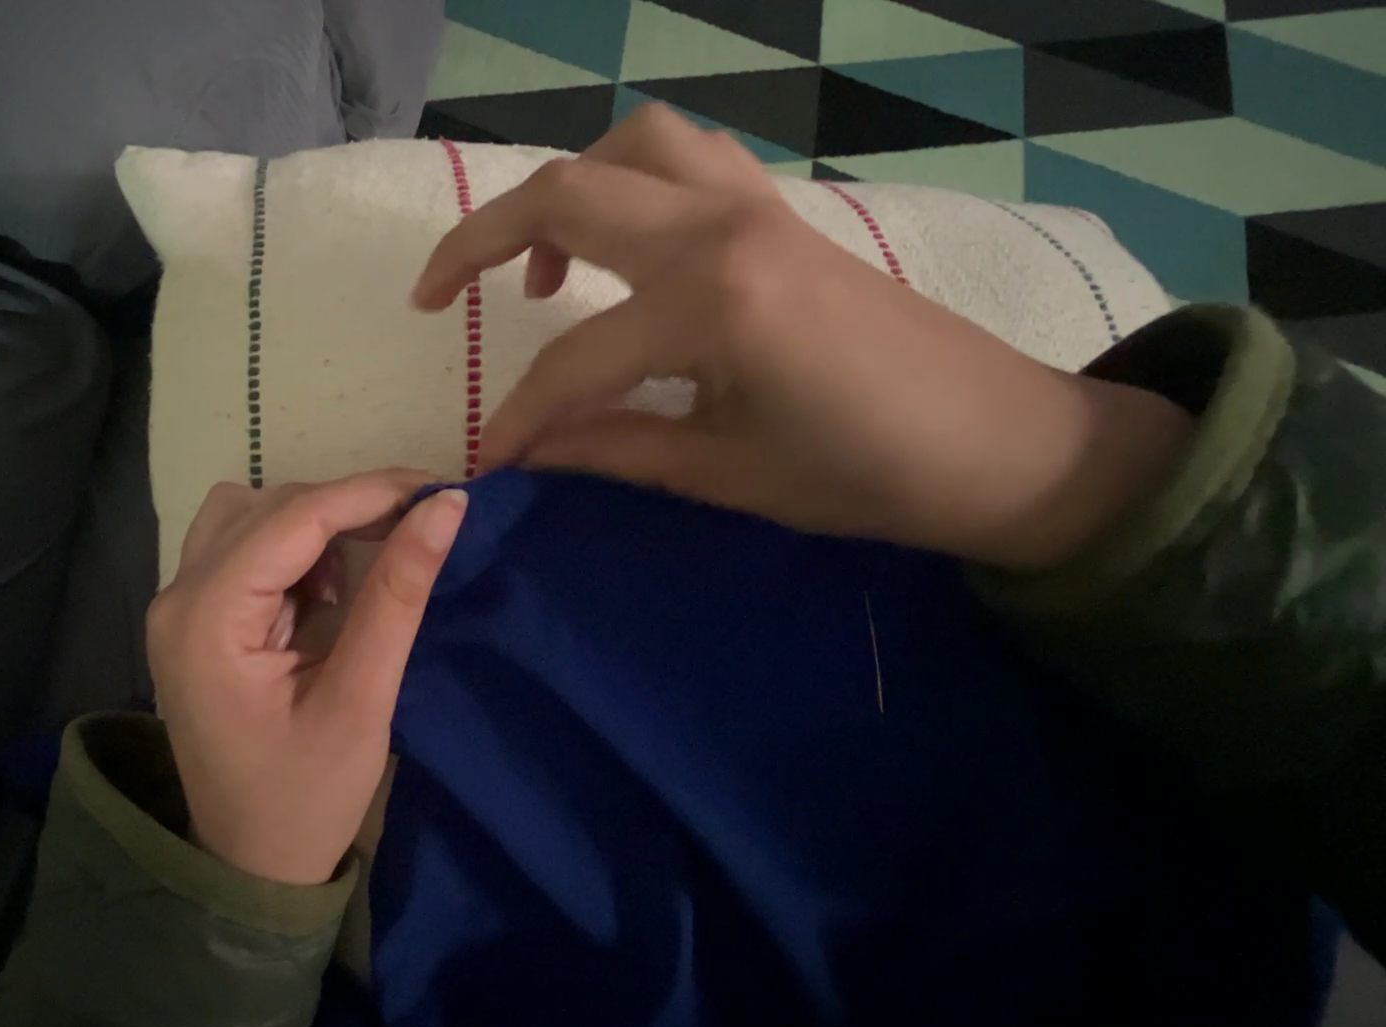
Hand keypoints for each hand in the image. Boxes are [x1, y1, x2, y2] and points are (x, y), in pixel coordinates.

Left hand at [147, 470, 467, 885]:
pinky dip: (294, 550)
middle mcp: (178, 598)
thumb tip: (446, 509)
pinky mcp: (197, 619)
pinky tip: (326, 594)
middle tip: (415, 527)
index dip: (371, 492)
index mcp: (207, 620)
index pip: (293, 517)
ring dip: (313, 525)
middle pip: (266, 507)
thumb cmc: (307, 799)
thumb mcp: (362, 698)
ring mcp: (180, 607)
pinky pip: (244, 549)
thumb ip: (398, 595)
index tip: (439, 489)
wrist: (250, 867)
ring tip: (362, 569)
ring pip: (248, 516)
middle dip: (346, 506)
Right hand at [413, 104, 1190, 570]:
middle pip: (564, 194)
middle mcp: (720, 229)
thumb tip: (527, 449)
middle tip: (432, 297)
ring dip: (559, 192)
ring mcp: (752, 204)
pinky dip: (626, 182)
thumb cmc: (865, 476)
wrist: (998, 443)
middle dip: (476, 241)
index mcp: (710, 305)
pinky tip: (620, 245)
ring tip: (535, 269)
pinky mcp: (775, 209)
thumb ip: (612, 447)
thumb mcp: (724, 475)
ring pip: (626, 146)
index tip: (487, 460)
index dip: (516, 415)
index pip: (571, 361)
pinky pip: (682, 157)